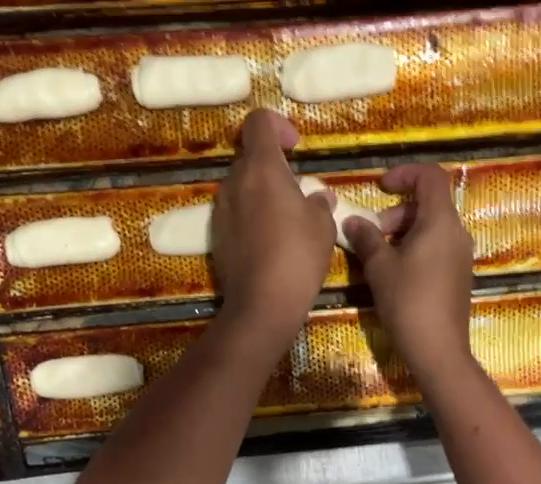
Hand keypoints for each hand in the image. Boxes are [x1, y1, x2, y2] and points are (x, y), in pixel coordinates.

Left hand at [210, 109, 335, 340]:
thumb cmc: (298, 257)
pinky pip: (236, 215)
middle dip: (274, 170)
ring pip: (243, 189)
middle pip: (251, 159)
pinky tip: (270, 246)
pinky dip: (252, 219)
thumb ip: (319, 203)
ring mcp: (221, 210)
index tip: (296, 147)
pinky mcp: (216, 236)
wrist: (262, 305)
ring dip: (263, 196)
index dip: (278, 126)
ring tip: (286, 224)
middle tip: (298, 195)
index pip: (259, 122)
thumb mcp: (323, 227)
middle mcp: (234, 182)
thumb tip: (317, 196)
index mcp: (262, 169)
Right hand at [342, 164, 473, 368]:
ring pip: (432, 228)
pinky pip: (438, 248)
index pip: (430, 177)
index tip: (380, 187)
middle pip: (429, 204)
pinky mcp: (459, 276)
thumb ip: (366, 238)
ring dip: (404, 233)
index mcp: (441, 222)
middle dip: (398, 212)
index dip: (405, 174)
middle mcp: (457, 233)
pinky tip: (398, 275)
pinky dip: (416, 249)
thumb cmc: (408, 303)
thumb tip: (352, 222)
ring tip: (381, 259)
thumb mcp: (380, 268)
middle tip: (373, 236)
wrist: (439, 351)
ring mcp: (461, 256)